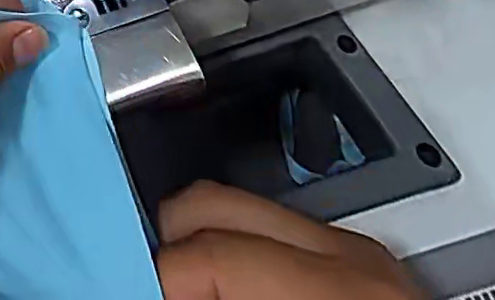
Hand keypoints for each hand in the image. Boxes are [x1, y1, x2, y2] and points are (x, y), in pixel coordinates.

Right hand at [157, 181, 421, 299]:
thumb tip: (162, 288)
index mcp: (332, 292)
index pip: (206, 255)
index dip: (157, 277)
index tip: (131, 288)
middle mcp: (346, 256)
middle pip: (209, 204)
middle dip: (167, 245)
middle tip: (151, 283)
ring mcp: (356, 253)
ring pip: (235, 207)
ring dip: (200, 247)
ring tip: (189, 290)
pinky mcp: (363, 263)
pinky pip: (270, 229)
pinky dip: (237, 251)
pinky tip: (233, 290)